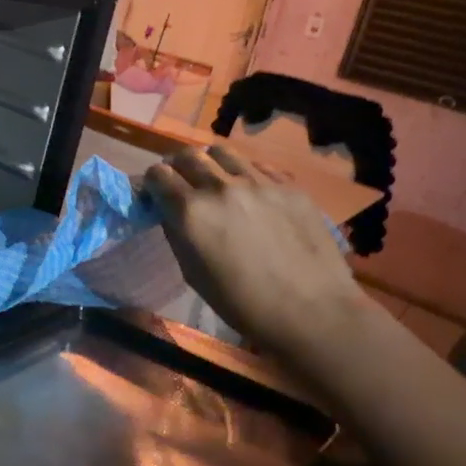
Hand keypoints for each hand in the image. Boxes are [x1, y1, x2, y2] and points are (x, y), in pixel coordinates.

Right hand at [146, 147, 367, 357]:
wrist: (313, 313)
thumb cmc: (244, 304)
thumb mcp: (193, 273)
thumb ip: (176, 232)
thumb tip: (170, 211)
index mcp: (191, 211)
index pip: (157, 174)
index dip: (152, 184)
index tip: (156, 196)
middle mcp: (219, 187)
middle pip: (187, 155)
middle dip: (177, 167)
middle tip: (182, 184)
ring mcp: (257, 182)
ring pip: (221, 152)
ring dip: (210, 163)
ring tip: (215, 180)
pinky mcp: (288, 185)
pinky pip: (257, 166)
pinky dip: (244, 173)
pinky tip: (250, 193)